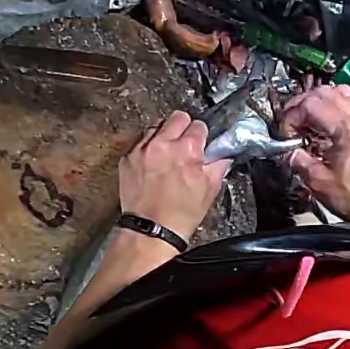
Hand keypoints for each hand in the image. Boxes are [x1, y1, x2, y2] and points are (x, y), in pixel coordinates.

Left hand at [118, 111, 231, 243]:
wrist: (152, 231)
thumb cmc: (180, 214)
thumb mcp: (209, 189)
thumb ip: (218, 165)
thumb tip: (222, 155)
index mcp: (187, 149)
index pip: (198, 125)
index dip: (202, 136)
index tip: (201, 143)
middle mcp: (163, 144)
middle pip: (177, 117)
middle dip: (184, 127)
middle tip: (185, 143)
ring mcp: (142, 150)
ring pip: (156, 126)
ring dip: (164, 135)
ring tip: (167, 153)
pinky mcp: (127, 159)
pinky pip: (140, 142)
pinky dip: (148, 148)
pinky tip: (153, 163)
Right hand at [280, 85, 349, 237]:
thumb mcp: (318, 182)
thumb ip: (300, 162)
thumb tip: (289, 151)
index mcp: (347, 130)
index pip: (311, 104)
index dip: (292, 116)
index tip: (285, 132)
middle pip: (323, 93)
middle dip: (300, 104)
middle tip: (289, 123)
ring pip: (337, 93)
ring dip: (316, 102)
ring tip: (304, 120)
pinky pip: (346, 105)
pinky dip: (330, 109)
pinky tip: (320, 127)